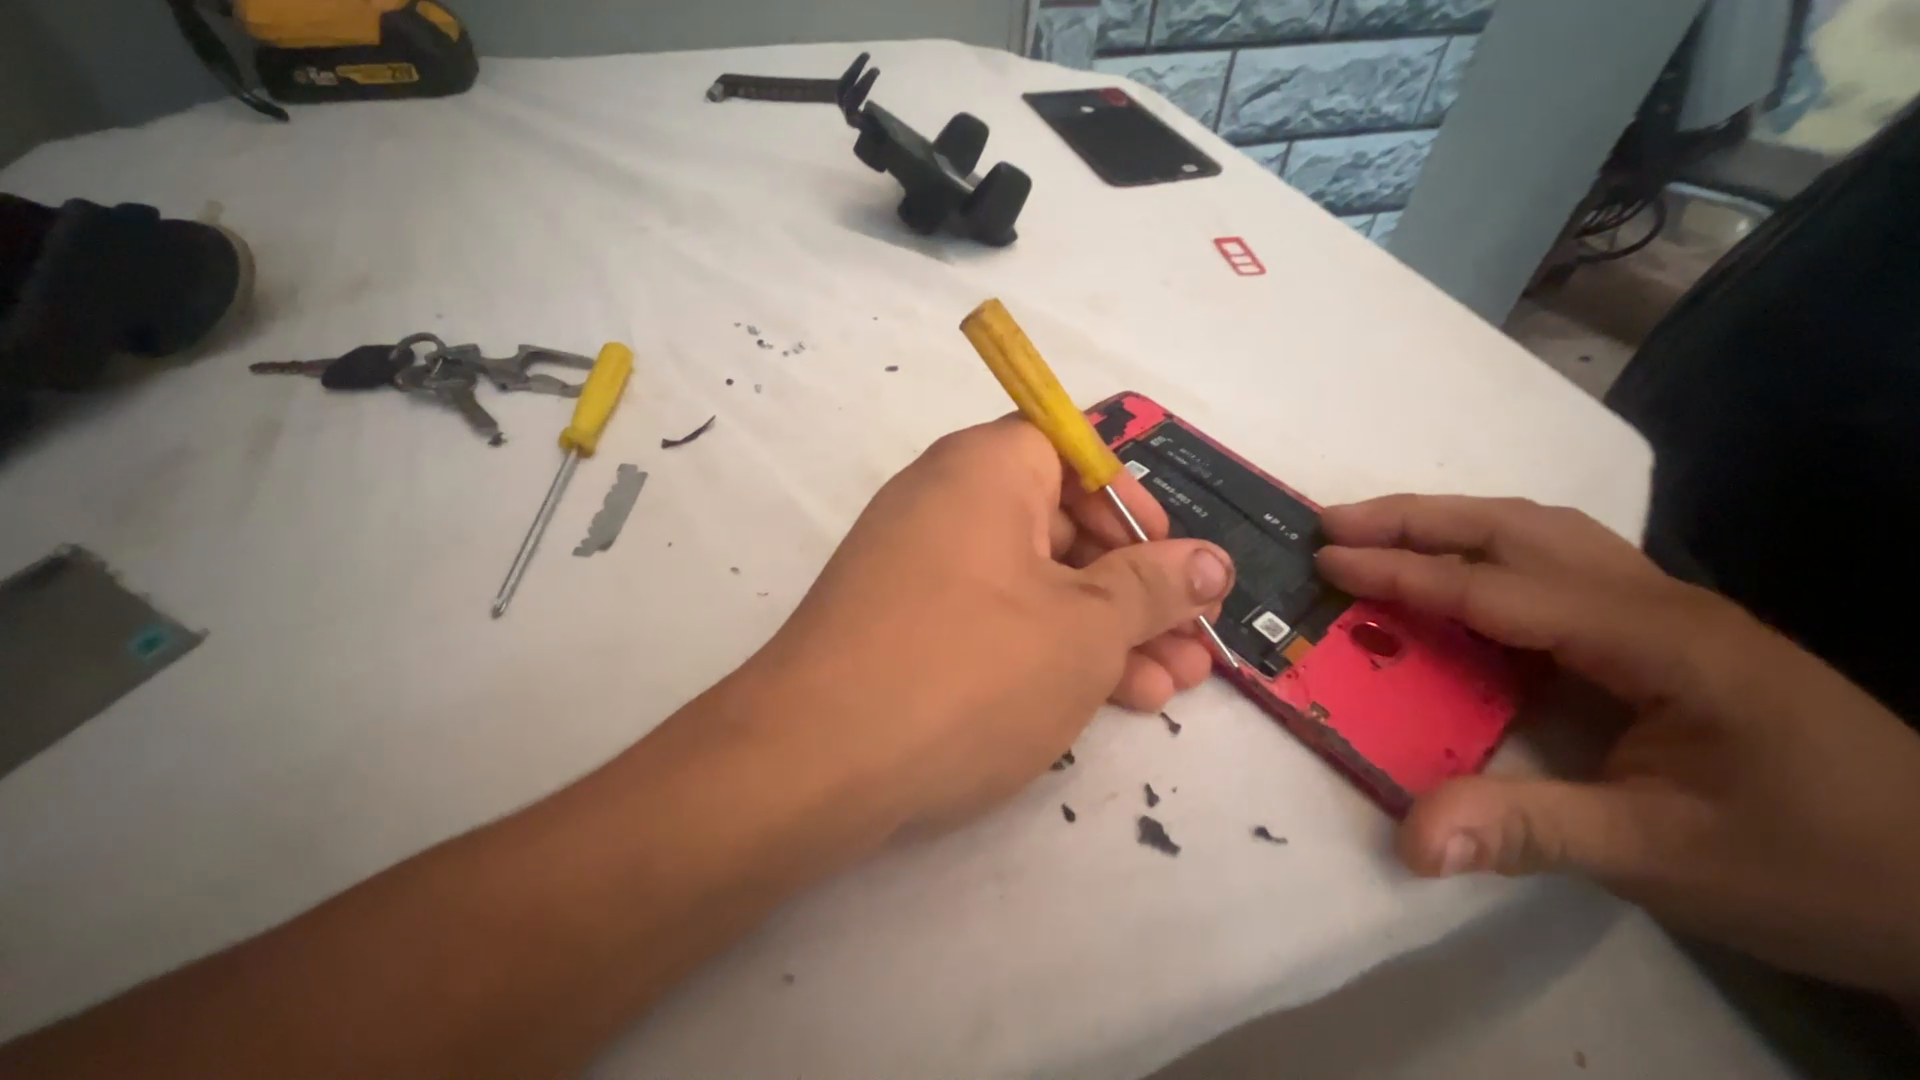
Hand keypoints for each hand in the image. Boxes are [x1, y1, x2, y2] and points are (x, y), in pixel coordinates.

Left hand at [736, 417, 1231, 834]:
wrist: (814, 763)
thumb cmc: (970, 670)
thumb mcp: (1084, 628)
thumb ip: (1154, 587)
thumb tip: (1212, 561)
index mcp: (985, 469)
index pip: (1075, 454)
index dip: (1134, 507)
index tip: (1178, 563)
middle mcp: (944, 502)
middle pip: (1060, 526)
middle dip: (1136, 589)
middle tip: (1193, 646)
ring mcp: (917, 569)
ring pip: (1034, 585)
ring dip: (1105, 632)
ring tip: (1168, 690)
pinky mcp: (902, 630)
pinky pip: (992, 621)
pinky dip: (1047, 652)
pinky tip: (1105, 703)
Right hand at [1316, 495, 1919, 997]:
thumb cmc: (1815, 866)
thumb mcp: (1665, 857)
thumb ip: (1531, 832)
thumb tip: (1410, 841)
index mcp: (1659, 641)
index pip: (1500, 590)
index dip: (1406, 575)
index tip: (1326, 563)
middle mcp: (1660, 603)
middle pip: (1522, 530)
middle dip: (1419, 518)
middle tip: (1333, 523)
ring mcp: (1668, 613)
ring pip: (1545, 537)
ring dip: (1454, 525)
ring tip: (1379, 535)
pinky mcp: (1666, 636)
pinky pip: (1560, 572)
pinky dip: (1490, 558)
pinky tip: (1462, 584)